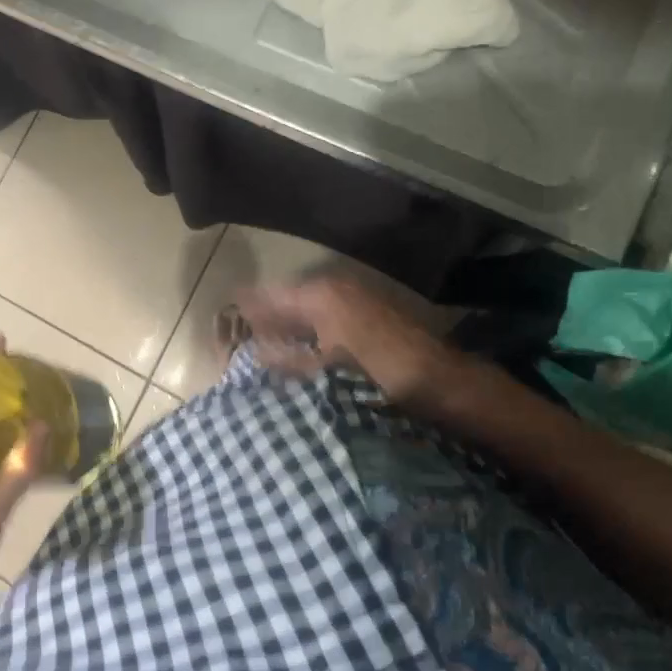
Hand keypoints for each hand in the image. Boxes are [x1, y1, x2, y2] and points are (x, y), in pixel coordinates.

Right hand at [238, 275, 466, 402]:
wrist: (442, 382)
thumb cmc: (377, 374)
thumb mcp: (324, 372)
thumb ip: (285, 361)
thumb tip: (253, 353)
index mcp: (320, 295)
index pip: (271, 296)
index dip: (250, 306)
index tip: (229, 313)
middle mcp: (336, 288)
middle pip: (291, 299)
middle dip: (269, 315)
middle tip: (246, 333)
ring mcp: (358, 298)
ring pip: (311, 308)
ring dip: (292, 324)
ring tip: (270, 344)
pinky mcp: (373, 313)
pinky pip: (330, 315)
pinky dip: (313, 328)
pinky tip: (306, 349)